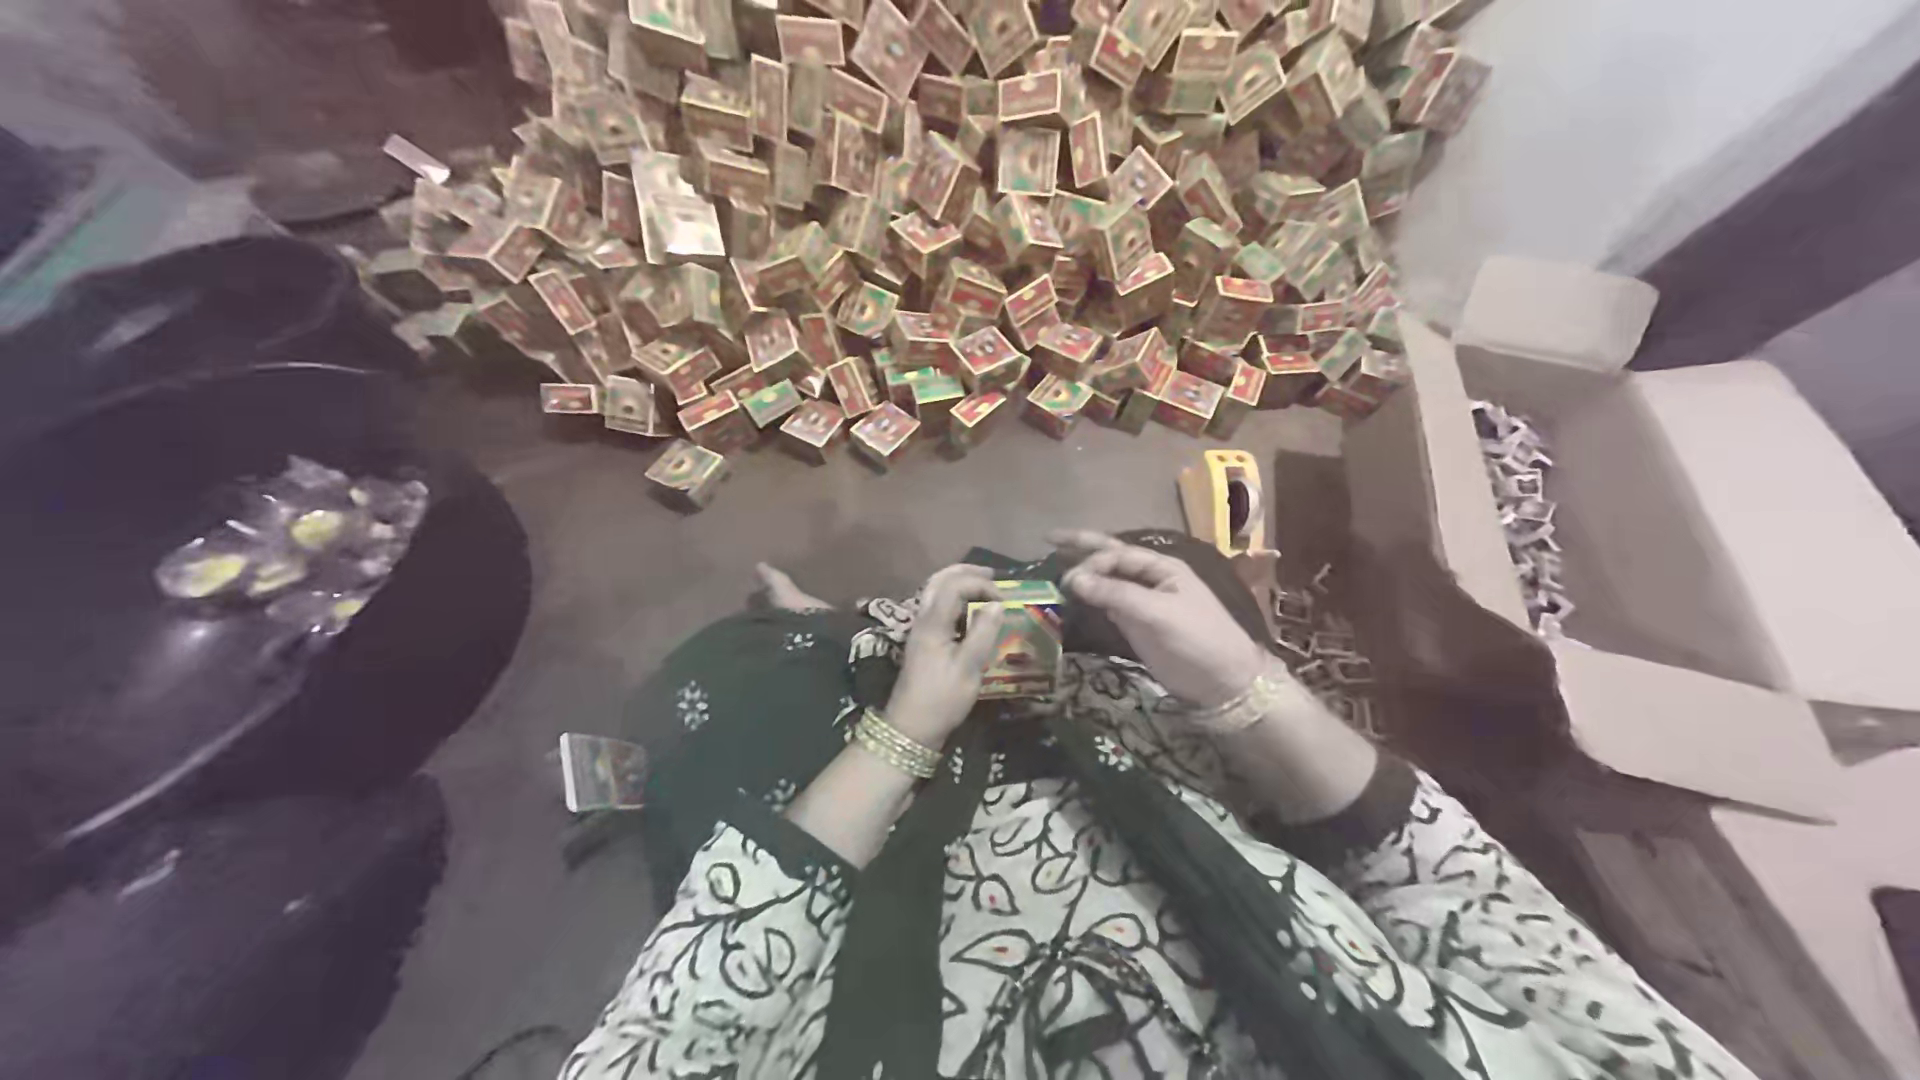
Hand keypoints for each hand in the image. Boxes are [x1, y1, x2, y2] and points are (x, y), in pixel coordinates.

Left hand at [884, 565, 1003, 746]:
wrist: (911, 727)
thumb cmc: (942, 698)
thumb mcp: (969, 668)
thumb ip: (983, 633)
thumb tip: (997, 604)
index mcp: (932, 622)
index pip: (955, 585)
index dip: (981, 585)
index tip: (1004, 600)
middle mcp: (923, 619)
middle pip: (939, 581)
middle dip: (966, 573)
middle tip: (992, 576)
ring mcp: (920, 629)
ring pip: (935, 592)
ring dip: (959, 583)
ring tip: (983, 587)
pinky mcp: (923, 640)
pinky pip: (937, 607)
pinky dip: (954, 599)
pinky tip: (970, 610)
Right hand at [1051, 530, 1268, 707]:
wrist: (1222, 683)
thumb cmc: (1196, 640)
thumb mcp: (1157, 613)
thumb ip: (1115, 594)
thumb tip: (1072, 578)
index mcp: (1161, 568)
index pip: (1117, 555)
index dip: (1091, 562)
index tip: (1068, 579)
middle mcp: (1150, 578)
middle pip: (1111, 557)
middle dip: (1081, 547)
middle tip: (1049, 538)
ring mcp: (1142, 601)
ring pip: (1106, 579)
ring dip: (1083, 571)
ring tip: (1054, 562)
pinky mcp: (1136, 623)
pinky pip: (1107, 602)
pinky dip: (1089, 596)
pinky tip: (1073, 593)